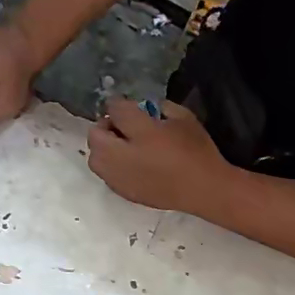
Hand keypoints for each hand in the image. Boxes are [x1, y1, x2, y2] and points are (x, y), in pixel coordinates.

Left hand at [86, 98, 228, 211]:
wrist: (201, 189)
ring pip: (94, 159)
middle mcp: (124, 156)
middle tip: (120, 127)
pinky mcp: (121, 191)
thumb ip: (161, 108)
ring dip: (102, 148)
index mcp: (142, 133)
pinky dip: (109, 165)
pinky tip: (127, 163)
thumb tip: (145, 109)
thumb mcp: (184, 118)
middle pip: (95, 136)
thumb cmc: (197, 151)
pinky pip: (104, 174)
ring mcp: (119, 177)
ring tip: (121, 146)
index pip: (117, 111)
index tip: (121, 103)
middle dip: (103, 127)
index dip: (115, 104)